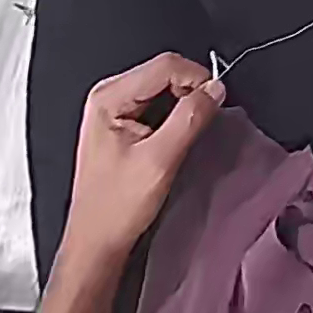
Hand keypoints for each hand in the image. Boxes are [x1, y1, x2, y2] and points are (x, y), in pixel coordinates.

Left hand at [63, 53, 224, 255]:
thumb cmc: (117, 209)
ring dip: (185, 102)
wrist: (96, 246)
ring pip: (166, 83)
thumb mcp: (160, 161)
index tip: (212, 103)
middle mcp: (109, 93)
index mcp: (109, 97)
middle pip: (166, 70)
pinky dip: (177, 111)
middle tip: (200, 120)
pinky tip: (177, 135)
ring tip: (187, 131)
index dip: (196, 79)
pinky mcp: (124, 117)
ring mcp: (115, 105)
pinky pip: (161, 98)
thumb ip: (190, 118)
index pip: (166, 65)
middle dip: (190, 90)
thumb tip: (216, 88)